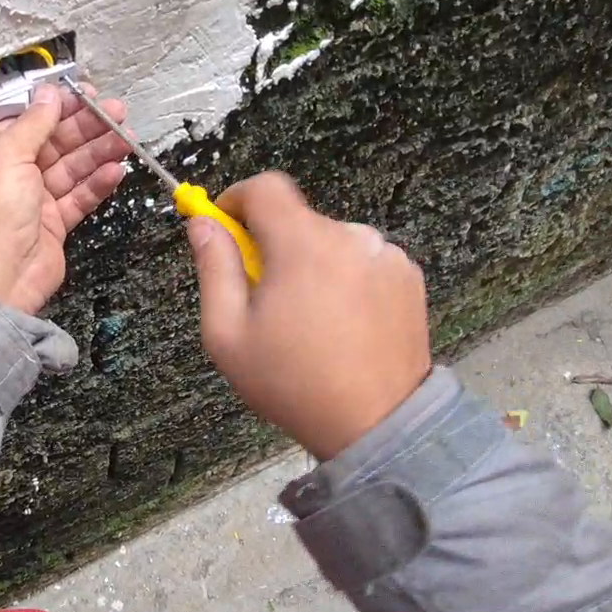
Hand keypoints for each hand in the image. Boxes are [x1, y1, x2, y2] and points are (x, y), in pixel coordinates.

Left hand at [0, 84, 131, 314]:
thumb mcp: (7, 156)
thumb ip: (32, 124)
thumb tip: (48, 94)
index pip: (27, 122)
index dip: (56, 108)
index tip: (86, 95)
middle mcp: (10, 176)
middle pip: (54, 143)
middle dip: (86, 126)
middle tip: (118, 113)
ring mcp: (33, 202)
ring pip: (71, 169)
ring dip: (99, 152)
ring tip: (128, 138)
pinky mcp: (53, 225)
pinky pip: (79, 198)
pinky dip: (97, 184)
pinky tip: (117, 170)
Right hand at [185, 172, 431, 458]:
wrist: (377, 425)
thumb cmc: (291, 383)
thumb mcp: (227, 333)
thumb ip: (213, 268)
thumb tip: (202, 225)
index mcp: (303, 245)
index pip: (265, 187)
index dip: (236, 199)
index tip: (224, 226)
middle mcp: (351, 237)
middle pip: (296, 219)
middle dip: (272, 245)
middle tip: (263, 297)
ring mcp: (386, 255)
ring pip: (329, 240)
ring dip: (309, 263)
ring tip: (306, 319)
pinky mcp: (409, 276)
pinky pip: (361, 260)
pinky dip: (343, 278)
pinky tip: (340, 323)